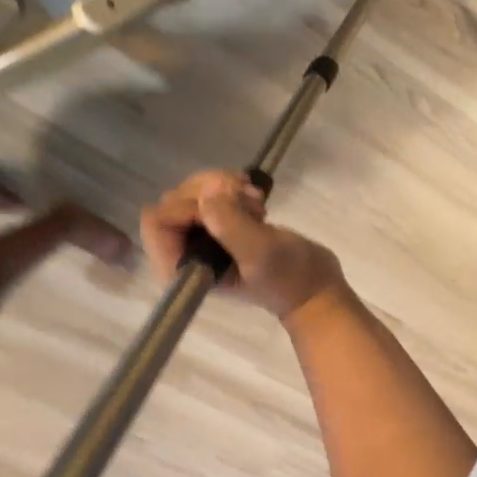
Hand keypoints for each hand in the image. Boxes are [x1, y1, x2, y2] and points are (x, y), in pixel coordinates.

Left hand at [140, 171, 345, 320]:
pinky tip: (257, 199)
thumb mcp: (261, 251)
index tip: (232, 203)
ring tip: (257, 199)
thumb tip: (210, 188)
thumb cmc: (289, 278)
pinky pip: (211, 196)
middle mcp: (182, 250)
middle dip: (211, 191)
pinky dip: (233, 189)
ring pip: (192, 194)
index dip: (192, 204)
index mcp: (180, 265)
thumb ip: (229, 222)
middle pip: (173, 202)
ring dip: (225, 187)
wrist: (318, 288)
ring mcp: (202, 237)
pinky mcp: (222, 227)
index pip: (159, 220)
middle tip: (250, 197)